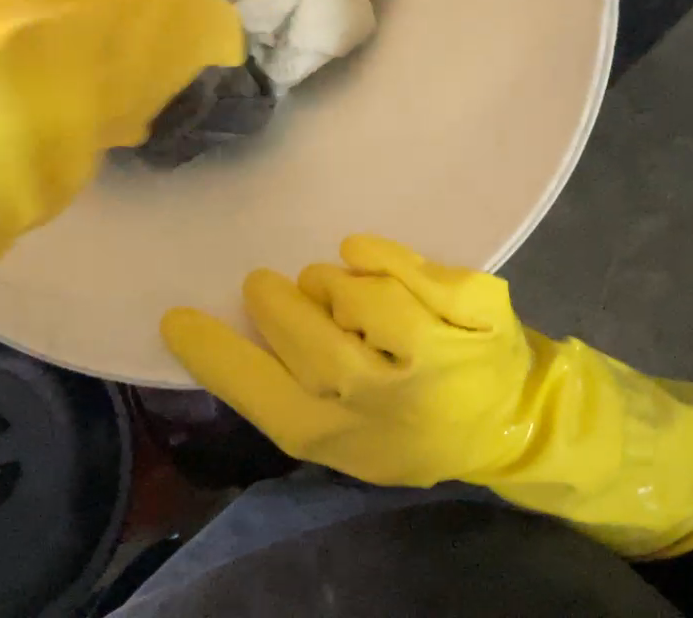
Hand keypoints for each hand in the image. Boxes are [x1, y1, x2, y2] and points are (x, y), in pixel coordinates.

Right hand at [161, 235, 692, 557]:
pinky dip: (379, 254)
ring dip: (337, 281)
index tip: (177, 315)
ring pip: (350, 289)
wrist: (514, 420)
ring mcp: (439, 361)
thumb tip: (228, 325)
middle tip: (277, 287)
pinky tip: (374, 262)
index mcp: (345, 439)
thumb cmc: (413, 419)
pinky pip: (403, 263)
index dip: (215, 353)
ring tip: (350, 294)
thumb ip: (290, 387)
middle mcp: (388, 405)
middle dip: (281, 298)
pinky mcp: (477, 317)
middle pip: (300, 327)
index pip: (261, 393)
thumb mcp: (346, 431)